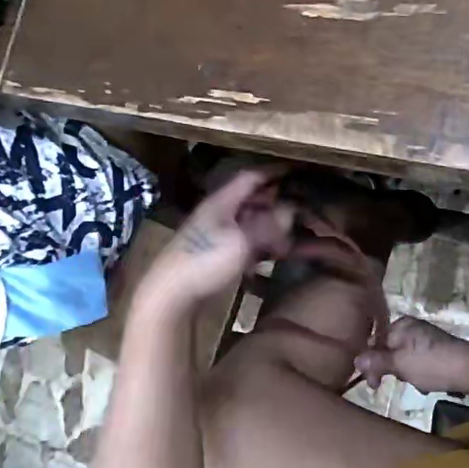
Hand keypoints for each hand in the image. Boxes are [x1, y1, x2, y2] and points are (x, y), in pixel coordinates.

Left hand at [136, 168, 293, 316]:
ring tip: (288, 242)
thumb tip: (291, 209)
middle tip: (299, 213)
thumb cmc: (204, 262)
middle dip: (275, 205)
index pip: (250, 177)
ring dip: (268, 230)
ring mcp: (214, 235)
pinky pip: (242, 244)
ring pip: (248, 224)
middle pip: (250, 201)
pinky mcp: (212, 256)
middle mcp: (217, 214)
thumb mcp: (241, 242)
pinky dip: (257, 248)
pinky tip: (268, 259)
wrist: (169, 295)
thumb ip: (267, 225)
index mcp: (221, 202)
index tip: (297, 172)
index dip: (274, 172)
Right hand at [355, 316, 468, 393]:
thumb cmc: (432, 364)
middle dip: (391, 369)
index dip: (371, 364)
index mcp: (401, 325)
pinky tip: (428, 384)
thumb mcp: (400, 364)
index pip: (375, 343)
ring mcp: (427, 338)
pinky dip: (420, 373)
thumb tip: (355, 360)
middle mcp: (412, 327)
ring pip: (404, 359)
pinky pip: (419, 362)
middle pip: (389, 351)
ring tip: (419, 383)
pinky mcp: (439, 350)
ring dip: (407, 374)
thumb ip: (376, 361)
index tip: (374, 385)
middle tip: (400, 382)